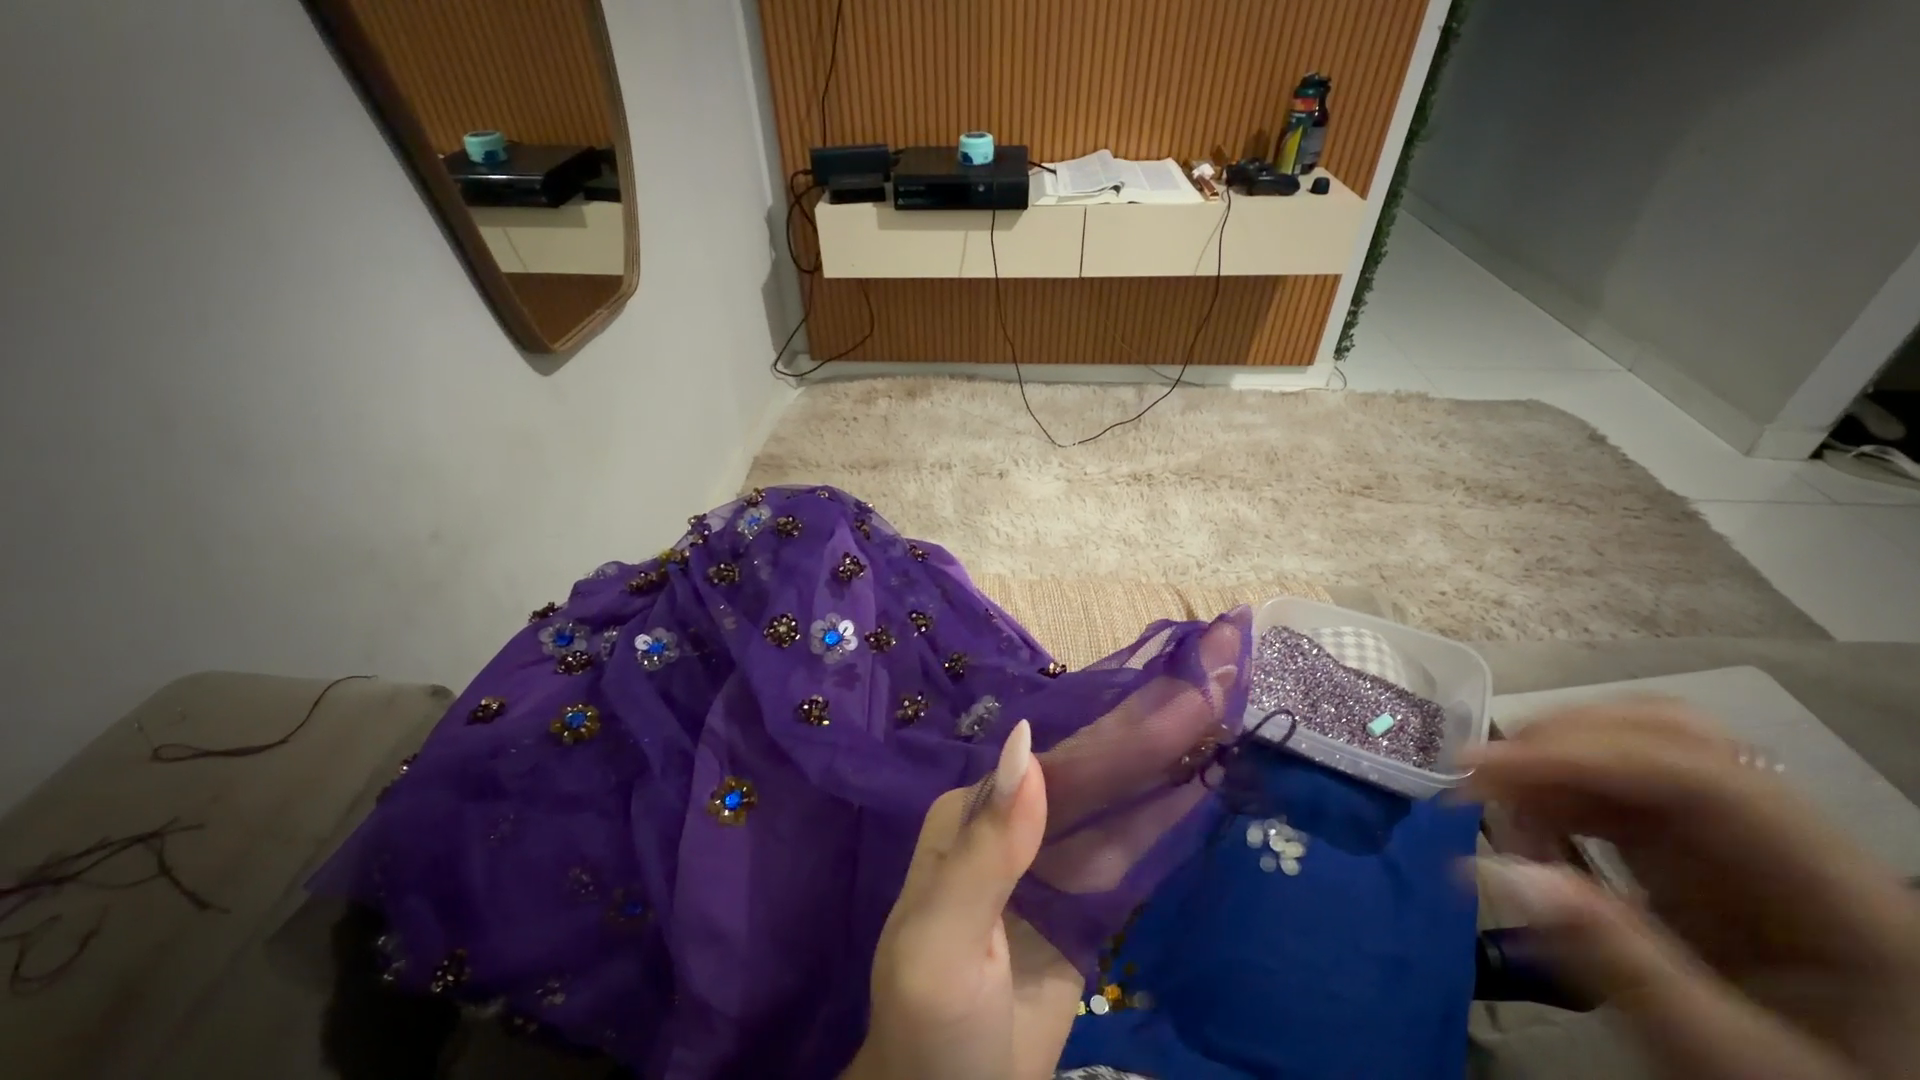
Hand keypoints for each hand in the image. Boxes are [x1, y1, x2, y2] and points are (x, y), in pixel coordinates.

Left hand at [845, 617, 1244, 1079]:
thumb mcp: (943, 939)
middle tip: (1221, 668)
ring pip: (1119, 804)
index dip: (1121, 722)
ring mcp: (1054, 866)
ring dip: (1169, 759)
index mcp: (973, 817)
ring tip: (1224, 708)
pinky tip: (1202, 782)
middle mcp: (1014, 826)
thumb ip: (988, 848)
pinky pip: (1130, 853)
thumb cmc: (931, 1023)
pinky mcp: (1085, 906)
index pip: (1057, 760)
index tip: (1179, 678)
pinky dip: (1165, 817)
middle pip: (1095, 770)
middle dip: (1155, 722)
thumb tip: (1028, 744)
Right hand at [1462, 702, 1919, 1079]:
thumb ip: (1618, 962)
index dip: (1583, 756)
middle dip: (1564, 743)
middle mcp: (1791, 843)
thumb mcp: (1721, 1056)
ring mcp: (1745, 847)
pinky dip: (1560, 798)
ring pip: (1640, 757)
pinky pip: (1623, 799)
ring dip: (1554, 765)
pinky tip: (1522, 827)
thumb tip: (1496, 869)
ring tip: (1488, 801)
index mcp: (1833, 888)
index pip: (1702, 777)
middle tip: (1477, 773)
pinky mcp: (1702, 862)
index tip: (1481, 768)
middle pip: (1674, 741)